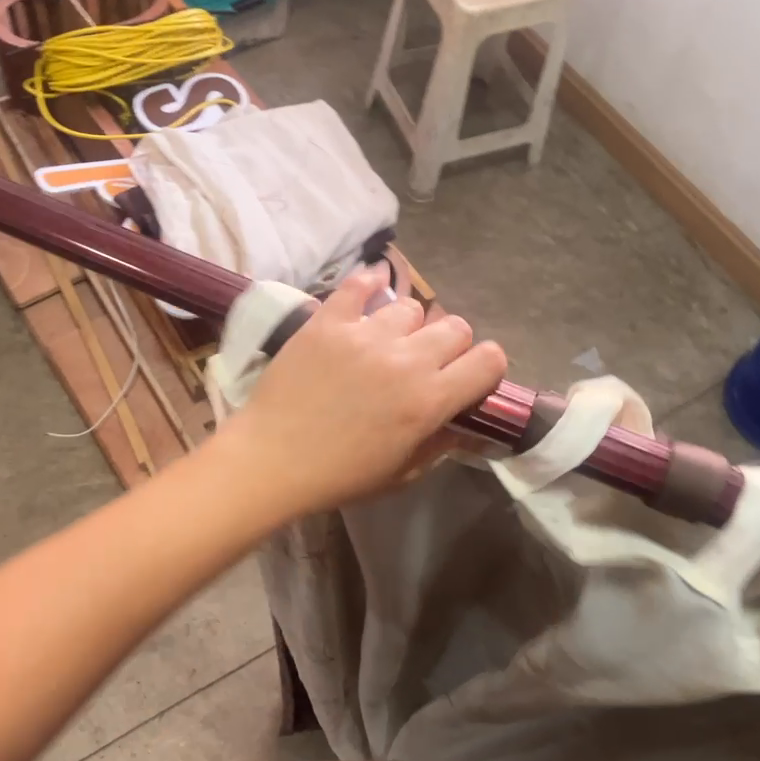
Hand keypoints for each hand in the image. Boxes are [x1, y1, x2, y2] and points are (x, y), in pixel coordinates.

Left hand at [220, 267, 506, 517]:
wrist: (271, 460)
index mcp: (429, 400)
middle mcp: (406, 360)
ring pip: (411, 307)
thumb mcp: (401, 474)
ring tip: (387, 342)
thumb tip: (464, 425)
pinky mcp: (328, 321)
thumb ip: (440, 444)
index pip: (488, 360)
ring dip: (407, 325)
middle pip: (455, 327)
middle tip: (426, 364)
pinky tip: (372, 289)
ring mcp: (365, 335)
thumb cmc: (338, 477)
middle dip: (450, 346)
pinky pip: (360, 284)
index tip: (469, 377)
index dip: (486, 367)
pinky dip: (371, 283)